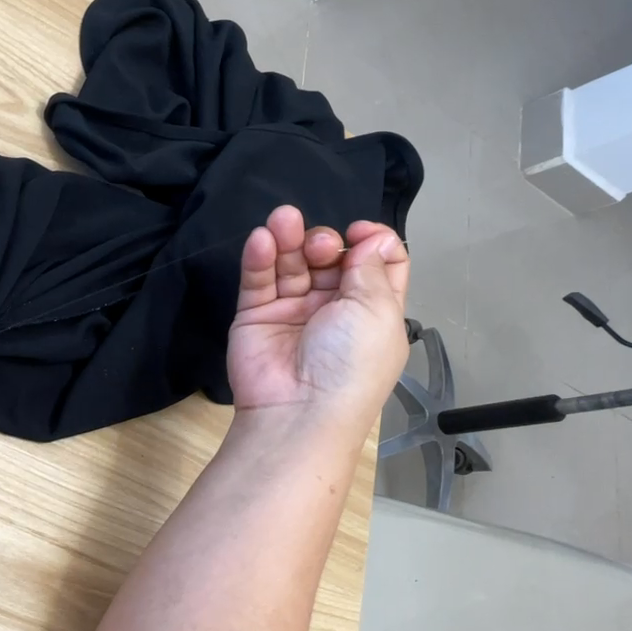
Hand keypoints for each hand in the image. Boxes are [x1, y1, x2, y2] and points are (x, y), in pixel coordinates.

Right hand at [227, 205, 408, 435]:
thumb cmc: (350, 363)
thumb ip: (370, 270)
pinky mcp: (254, 316)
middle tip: (319, 247)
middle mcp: (333, 308)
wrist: (297, 409)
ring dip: (288, 239)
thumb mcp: (376, 312)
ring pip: (291, 265)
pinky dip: (259, 258)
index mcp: (372, 309)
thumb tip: (372, 238)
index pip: (376, 264)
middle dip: (325, 243)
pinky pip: (258, 281)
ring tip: (283, 220)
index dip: (371, 242)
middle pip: (331, 259)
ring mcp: (291, 312)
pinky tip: (262, 238)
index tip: (360, 234)